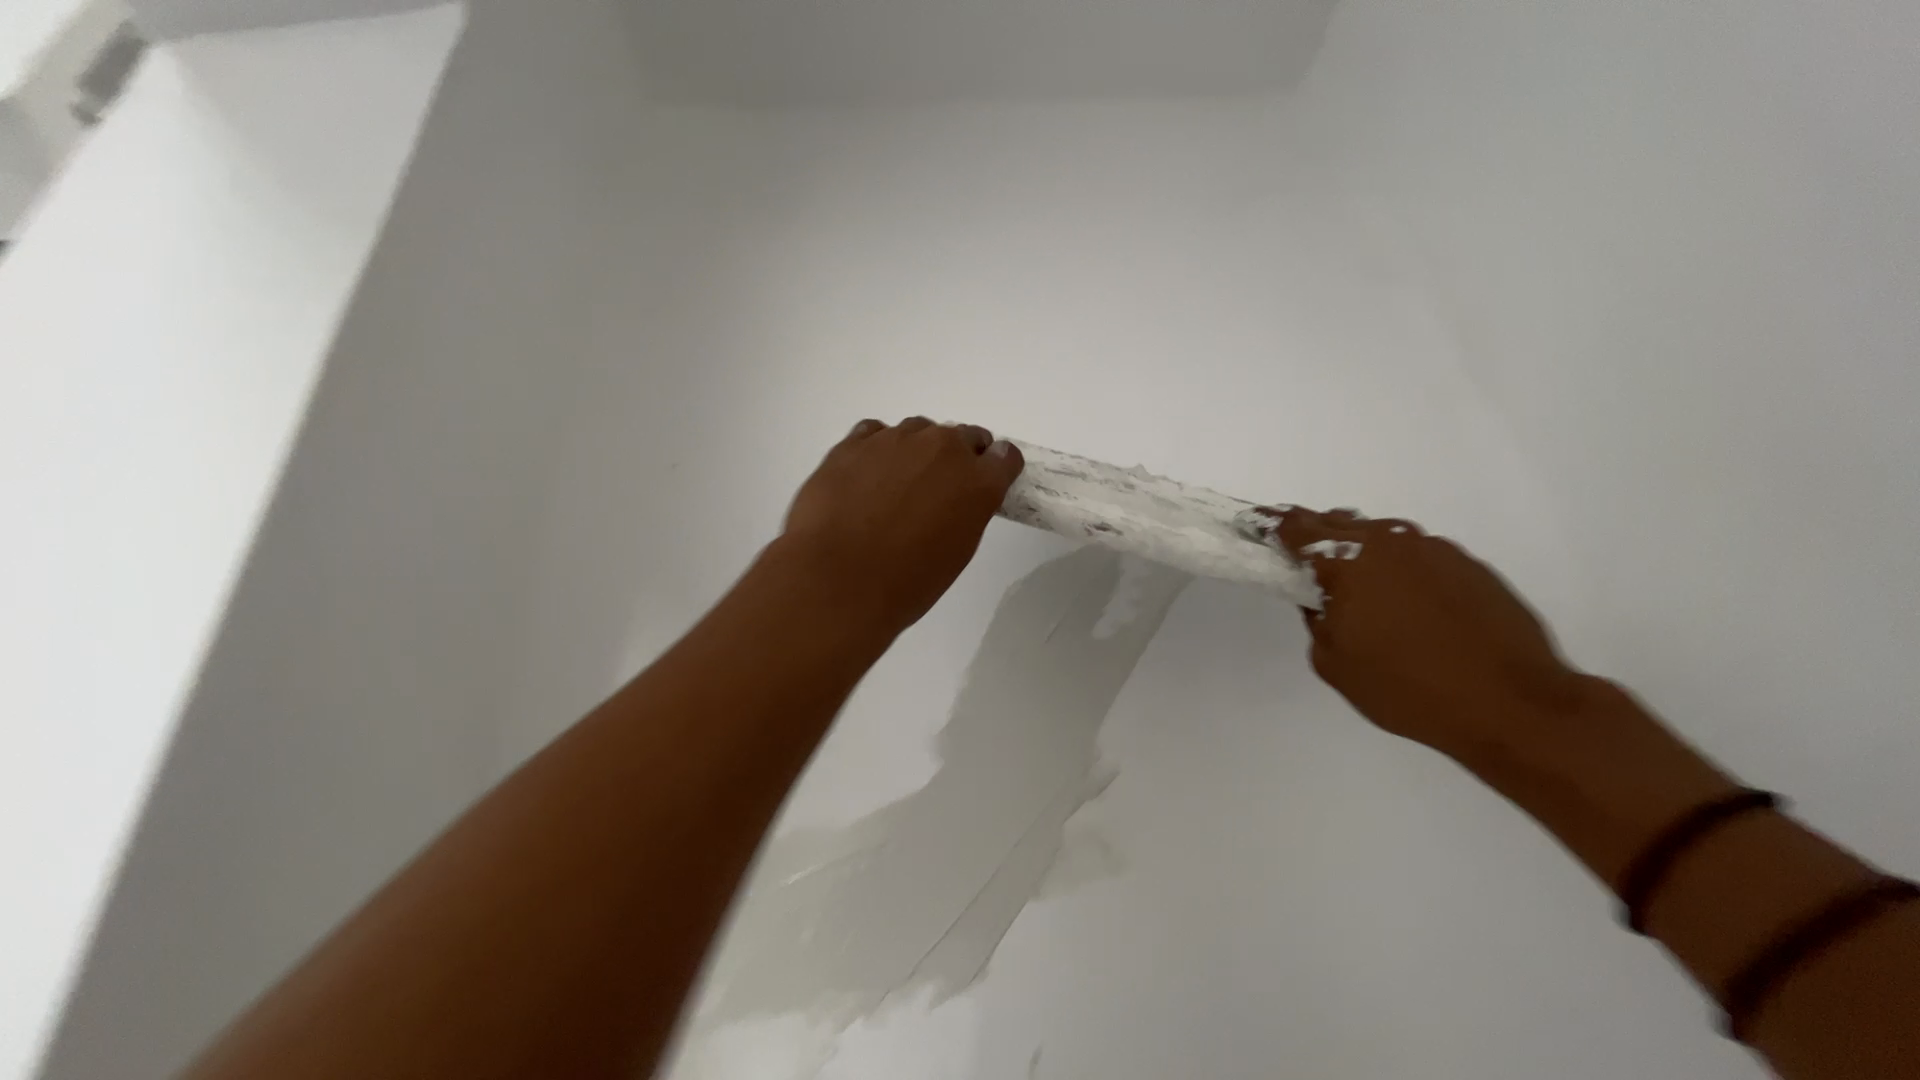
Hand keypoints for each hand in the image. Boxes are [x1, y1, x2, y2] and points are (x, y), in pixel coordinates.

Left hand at [781, 418, 1024, 635]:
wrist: (838, 579)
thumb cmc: (906, 580)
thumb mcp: (956, 551)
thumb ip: (966, 511)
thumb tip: (954, 498)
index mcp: (978, 481)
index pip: (1005, 457)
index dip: (996, 468)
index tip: (984, 482)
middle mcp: (943, 448)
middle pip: (962, 436)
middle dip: (956, 458)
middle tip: (939, 489)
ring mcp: (896, 439)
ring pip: (918, 431)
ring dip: (916, 452)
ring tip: (896, 486)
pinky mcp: (855, 442)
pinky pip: (875, 433)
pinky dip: (877, 449)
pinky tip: (866, 476)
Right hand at [1255, 506, 1584, 757]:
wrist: (1511, 704)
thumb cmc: (1407, 688)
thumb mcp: (1334, 663)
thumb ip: (1317, 620)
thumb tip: (1322, 599)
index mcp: (1348, 560)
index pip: (1298, 529)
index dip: (1273, 525)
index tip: (1255, 523)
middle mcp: (1390, 542)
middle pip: (1340, 525)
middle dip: (1316, 536)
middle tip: (1301, 555)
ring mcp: (1435, 550)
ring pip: (1382, 538)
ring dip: (1361, 552)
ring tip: (1356, 583)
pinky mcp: (1470, 566)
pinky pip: (1418, 557)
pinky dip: (1401, 569)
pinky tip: (1406, 604)